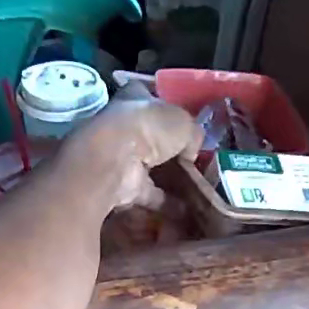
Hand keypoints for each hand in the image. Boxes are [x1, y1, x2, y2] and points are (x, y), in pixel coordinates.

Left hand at [58, 88, 201, 211]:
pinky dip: (164, 203)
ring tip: (192, 189)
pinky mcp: (122, 185)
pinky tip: (184, 211)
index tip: (185, 121)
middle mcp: (124, 126)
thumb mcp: (183, 122)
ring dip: (166, 179)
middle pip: (150, 136)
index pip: (151, 97)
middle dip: (168, 148)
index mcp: (134, 97)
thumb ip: (192, 134)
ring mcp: (120, 158)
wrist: (116, 160)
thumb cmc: (149, 126)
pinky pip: (148, 194)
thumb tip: (191, 152)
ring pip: (147, 167)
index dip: (168, 107)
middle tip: (191, 160)